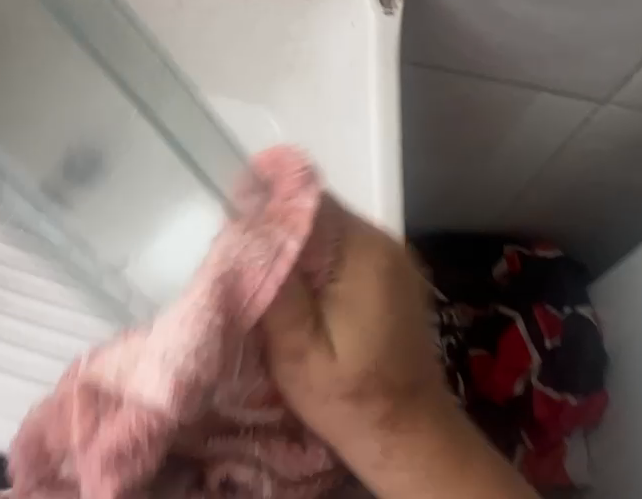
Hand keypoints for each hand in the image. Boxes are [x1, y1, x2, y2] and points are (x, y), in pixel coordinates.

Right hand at [262, 213, 458, 473]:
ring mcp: (387, 256)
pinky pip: (335, 245)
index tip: (230, 227)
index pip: (301, 198)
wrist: (411, 443)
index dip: (260, 204)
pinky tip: (294, 293)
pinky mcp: (385, 272)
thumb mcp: (295, 346)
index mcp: (362, 252)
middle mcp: (380, 241)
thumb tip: (242, 225)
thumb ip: (270, 280)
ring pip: (319, 226)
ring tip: (261, 279)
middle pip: (309, 209)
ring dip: (287, 245)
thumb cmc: (350, 401)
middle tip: (239, 261)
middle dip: (270, 227)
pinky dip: (308, 259)